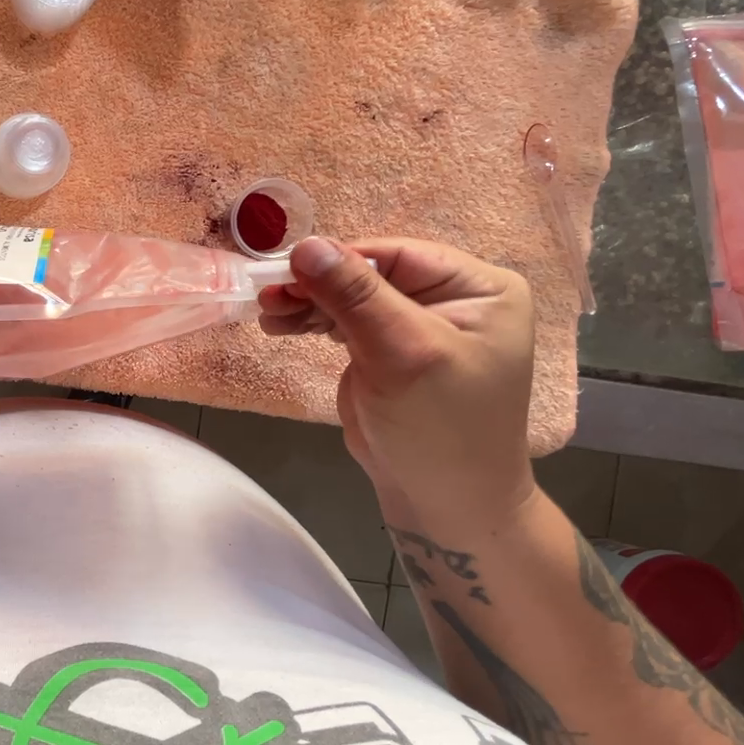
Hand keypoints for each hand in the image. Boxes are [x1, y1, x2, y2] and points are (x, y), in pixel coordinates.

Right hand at [257, 236, 537, 528]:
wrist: (443, 500)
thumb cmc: (440, 426)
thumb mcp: (401, 353)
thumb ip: (354, 296)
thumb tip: (305, 245)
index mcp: (477, 288)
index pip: (395, 256)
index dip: (338, 261)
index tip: (283, 273)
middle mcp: (449, 298)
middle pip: (366, 274)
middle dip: (315, 284)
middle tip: (266, 298)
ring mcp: (412, 325)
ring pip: (346, 296)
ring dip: (304, 302)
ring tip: (266, 314)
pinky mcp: (382, 351)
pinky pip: (340, 321)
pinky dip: (308, 320)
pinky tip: (279, 325)